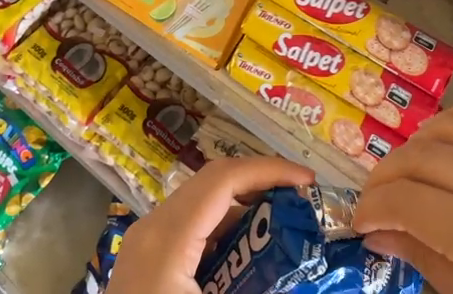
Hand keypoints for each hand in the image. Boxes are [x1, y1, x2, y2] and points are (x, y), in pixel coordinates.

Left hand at [107, 156, 314, 293]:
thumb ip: (264, 285)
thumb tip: (305, 278)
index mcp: (167, 239)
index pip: (222, 180)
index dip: (268, 171)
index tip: (308, 180)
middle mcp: (152, 228)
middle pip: (211, 185)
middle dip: (260, 185)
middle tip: (302, 202)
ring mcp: (144, 242)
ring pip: (199, 204)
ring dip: (242, 208)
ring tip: (283, 227)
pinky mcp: (144, 260)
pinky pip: (188, 228)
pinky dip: (222, 230)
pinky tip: (248, 255)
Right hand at [354, 106, 452, 293]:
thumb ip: (428, 263)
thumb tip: (376, 231)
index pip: (409, 203)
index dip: (372, 208)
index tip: (358, 222)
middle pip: (424, 159)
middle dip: (385, 178)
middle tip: (372, 200)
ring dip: (415, 146)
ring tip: (403, 173)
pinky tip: (442, 143)